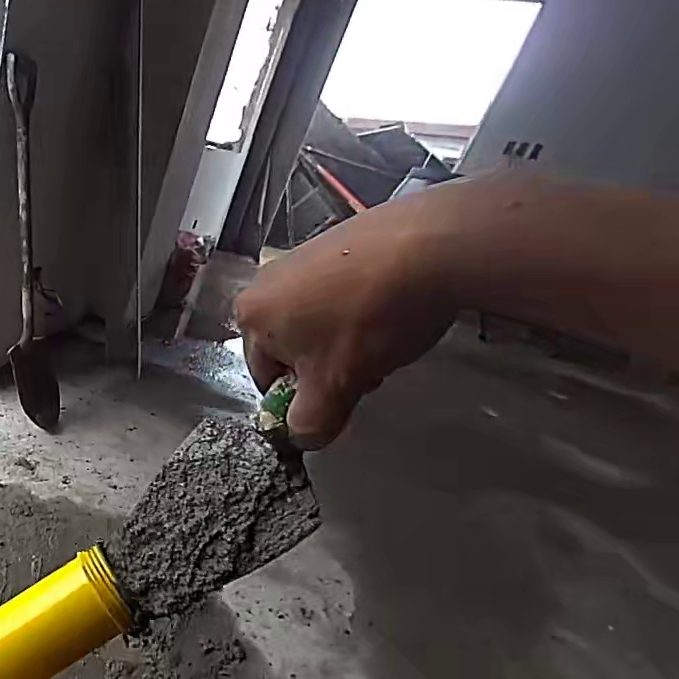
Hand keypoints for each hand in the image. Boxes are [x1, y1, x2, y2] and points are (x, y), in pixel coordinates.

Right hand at [235, 194, 459, 448]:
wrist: (428, 245)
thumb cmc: (367, 320)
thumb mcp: (335, 387)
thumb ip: (310, 424)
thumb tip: (302, 437)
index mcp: (249, 316)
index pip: (265, 378)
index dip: (302, 396)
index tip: (340, 393)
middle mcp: (263, 282)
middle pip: (288, 348)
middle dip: (323, 367)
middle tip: (364, 368)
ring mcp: (298, 256)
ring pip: (313, 322)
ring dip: (341, 341)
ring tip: (382, 337)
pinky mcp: (333, 240)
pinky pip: (334, 291)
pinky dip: (356, 307)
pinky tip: (388, 307)